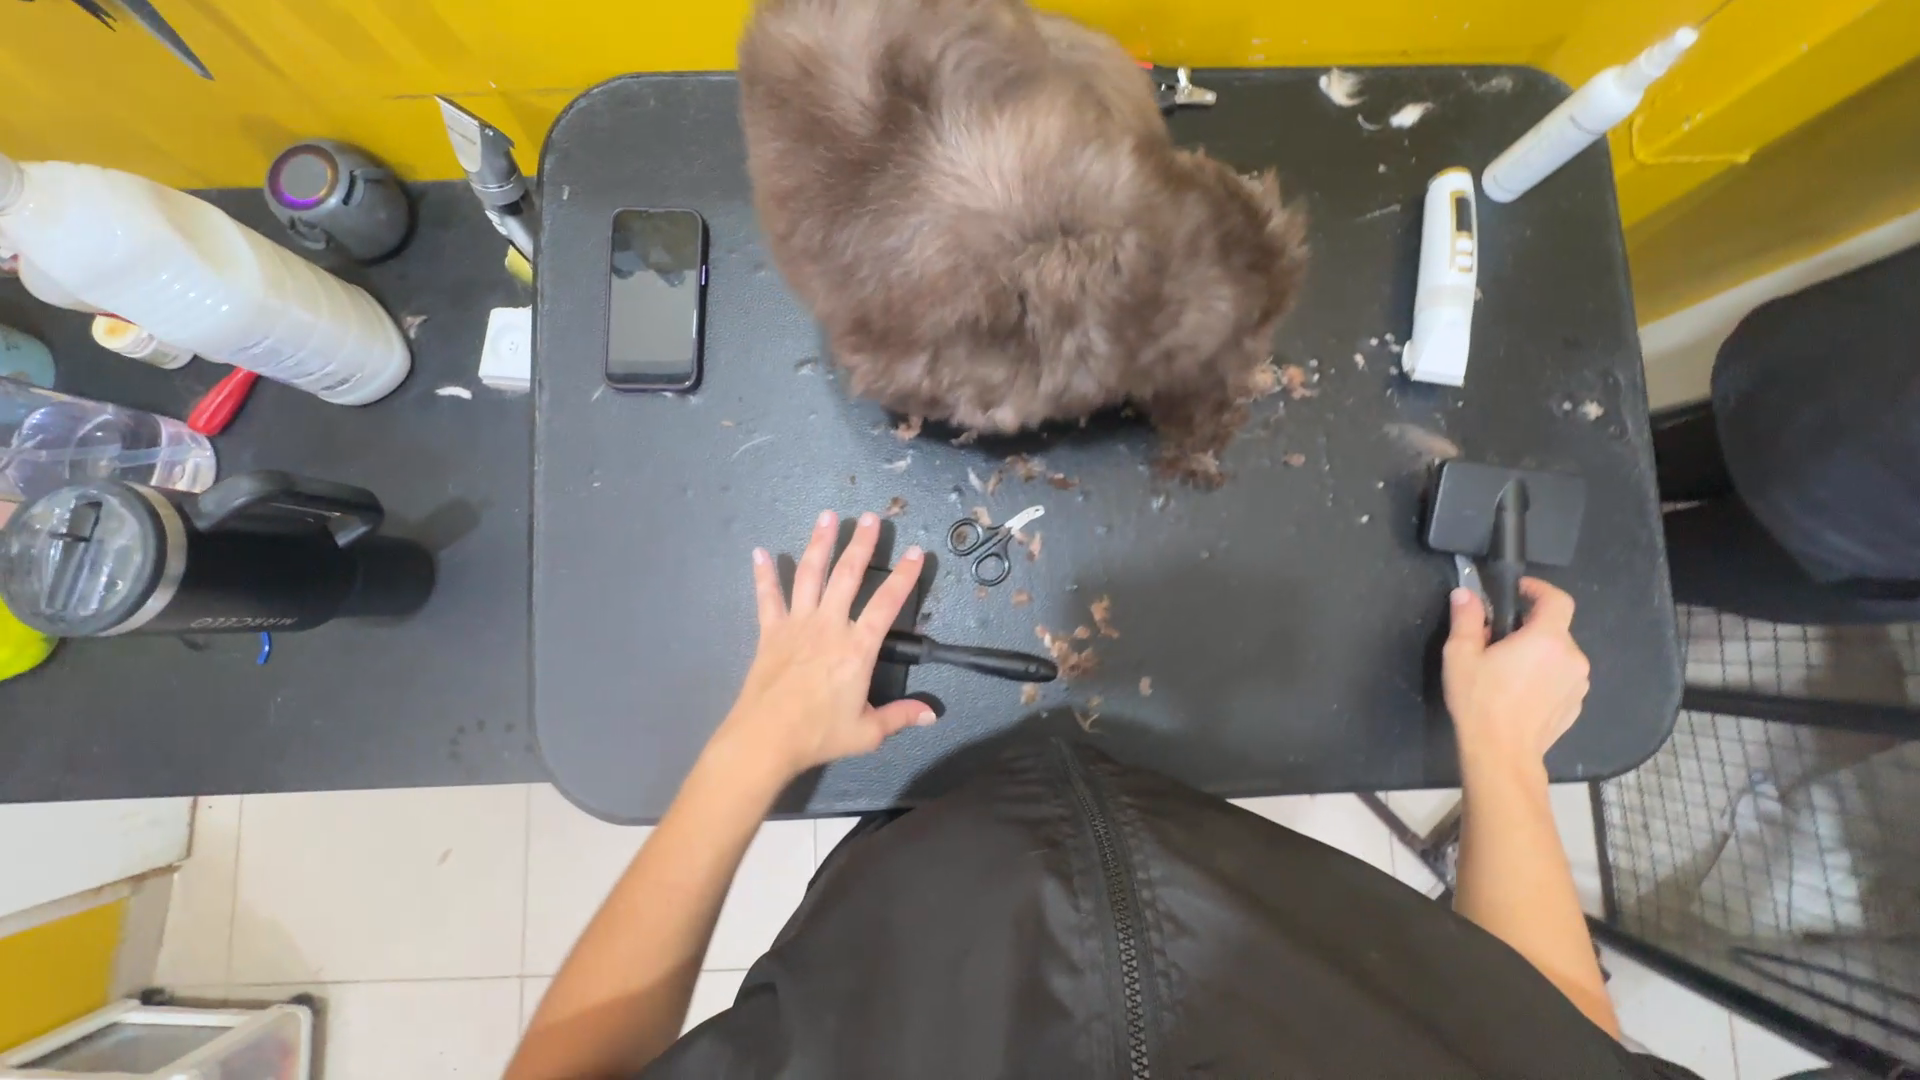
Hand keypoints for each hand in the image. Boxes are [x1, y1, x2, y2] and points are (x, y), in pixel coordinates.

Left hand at [716, 510, 933, 780]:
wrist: (765, 739)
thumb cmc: (818, 734)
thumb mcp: (867, 732)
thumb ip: (900, 716)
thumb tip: (932, 713)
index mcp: (857, 648)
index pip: (886, 604)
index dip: (903, 576)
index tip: (915, 552)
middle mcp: (829, 626)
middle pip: (848, 576)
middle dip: (861, 544)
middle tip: (871, 518)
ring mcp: (797, 624)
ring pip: (810, 575)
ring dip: (820, 543)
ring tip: (827, 516)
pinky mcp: (770, 632)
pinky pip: (768, 597)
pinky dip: (764, 574)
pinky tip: (760, 552)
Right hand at [1443, 578, 1590, 771]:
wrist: (1502, 751)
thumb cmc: (1479, 699)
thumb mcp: (1460, 654)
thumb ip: (1466, 619)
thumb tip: (1466, 594)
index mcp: (1546, 639)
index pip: (1558, 600)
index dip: (1539, 589)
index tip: (1517, 591)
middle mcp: (1571, 657)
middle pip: (1554, 629)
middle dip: (1526, 628)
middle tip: (1493, 639)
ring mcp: (1578, 683)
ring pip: (1557, 655)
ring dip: (1535, 653)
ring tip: (1504, 670)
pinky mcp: (1575, 704)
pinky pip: (1560, 678)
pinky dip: (1542, 676)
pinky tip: (1516, 693)